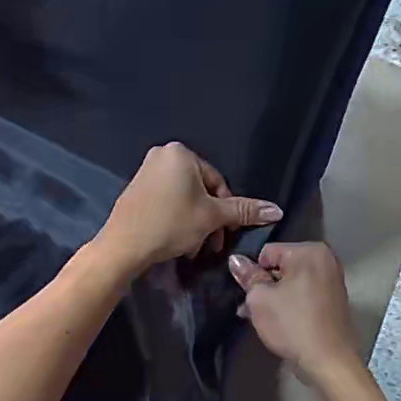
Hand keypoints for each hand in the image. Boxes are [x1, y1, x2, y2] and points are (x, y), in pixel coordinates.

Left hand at [91, 143, 281, 274]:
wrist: (124, 245)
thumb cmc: (170, 224)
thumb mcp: (212, 217)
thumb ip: (243, 211)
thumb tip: (276, 209)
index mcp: (180, 153)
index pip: (217, 182)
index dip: (226, 211)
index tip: (225, 234)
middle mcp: (161, 155)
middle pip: (200, 190)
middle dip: (208, 220)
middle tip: (211, 244)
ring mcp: (145, 172)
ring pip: (183, 199)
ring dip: (194, 224)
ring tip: (193, 248)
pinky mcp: (135, 190)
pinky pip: (166, 201)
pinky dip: (176, 219)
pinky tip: (176, 241)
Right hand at [228, 242, 360, 388]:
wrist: (329, 364)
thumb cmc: (292, 325)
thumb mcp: (260, 298)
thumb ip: (247, 276)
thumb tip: (235, 260)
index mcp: (309, 251)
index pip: (267, 252)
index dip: (253, 272)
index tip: (248, 292)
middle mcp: (325, 260)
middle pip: (280, 266)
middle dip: (264, 284)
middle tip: (250, 305)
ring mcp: (332, 281)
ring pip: (290, 281)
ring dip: (274, 295)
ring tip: (258, 315)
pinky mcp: (334, 301)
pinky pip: (303, 294)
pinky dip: (289, 303)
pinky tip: (276, 320)